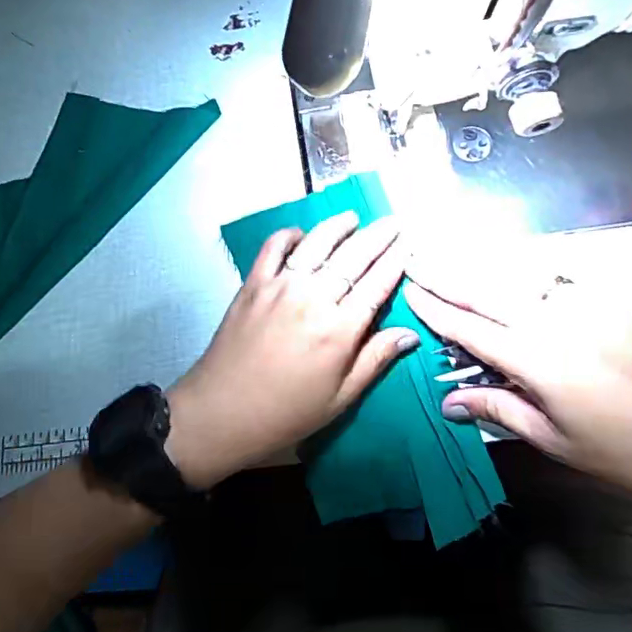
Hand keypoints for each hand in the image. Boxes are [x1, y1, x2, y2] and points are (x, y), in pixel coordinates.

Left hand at [164, 212, 414, 488]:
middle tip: (394, 221)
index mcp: (339, 331)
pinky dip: (288, 235)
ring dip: (337, 227)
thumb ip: (375, 360)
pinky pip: (273, 249)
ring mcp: (280, 288)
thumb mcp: (340, 398)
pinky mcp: (252, 285)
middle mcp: (312, 300)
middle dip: (377, 236)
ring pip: (316, 245)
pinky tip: (301, 233)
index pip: (376, 285)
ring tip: (353, 217)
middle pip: (352, 258)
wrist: (220, 414)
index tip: (410, 243)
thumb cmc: (287, 413)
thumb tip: (411, 334)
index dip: (396, 261)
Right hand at [403, 258, 631, 552]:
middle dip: (447, 270)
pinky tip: (515, 271)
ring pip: (523, 270)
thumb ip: (499, 409)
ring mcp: (591, 298)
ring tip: (455, 256)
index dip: (435, 307)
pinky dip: (529, 270)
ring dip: (485, 262)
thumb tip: (450, 400)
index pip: (470, 326)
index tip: (410, 288)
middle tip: (417, 254)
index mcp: (537, 359)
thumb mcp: (556, 440)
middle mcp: (558, 317)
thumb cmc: (630, 452)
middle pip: (487, 285)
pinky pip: (561, 275)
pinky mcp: (618, 293)